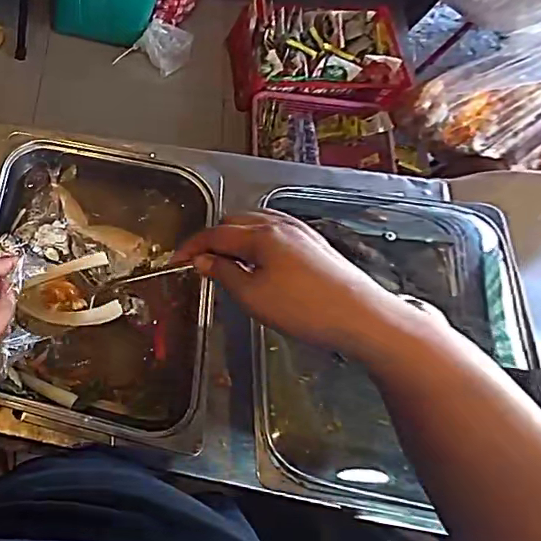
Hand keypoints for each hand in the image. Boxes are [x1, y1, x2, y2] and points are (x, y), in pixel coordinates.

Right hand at [173, 210, 429, 353]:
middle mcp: (280, 224)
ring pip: (255, 223)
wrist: (363, 318)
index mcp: (260, 234)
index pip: (214, 234)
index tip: (176, 260)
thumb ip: (224, 273)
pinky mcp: (314, 243)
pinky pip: (274, 230)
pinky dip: (256, 239)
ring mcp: (300, 231)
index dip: (191, 246)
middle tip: (200, 262)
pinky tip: (257, 259)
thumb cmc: (304, 309)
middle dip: (212, 239)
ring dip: (234, 237)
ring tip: (225, 261)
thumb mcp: (252, 296)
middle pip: (234, 222)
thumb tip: (203, 261)